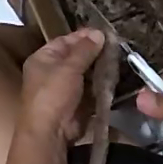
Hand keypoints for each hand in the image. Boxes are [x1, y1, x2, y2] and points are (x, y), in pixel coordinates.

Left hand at [18, 28, 105, 142]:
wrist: (51, 131)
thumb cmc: (53, 94)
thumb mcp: (68, 67)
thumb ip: (85, 50)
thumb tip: (99, 33)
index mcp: (43, 58)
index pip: (64, 41)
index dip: (83, 36)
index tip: (104, 32)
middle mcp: (52, 71)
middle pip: (76, 56)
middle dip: (95, 52)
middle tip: (116, 45)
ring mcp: (64, 88)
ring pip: (85, 72)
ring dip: (100, 67)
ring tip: (119, 58)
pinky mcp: (76, 102)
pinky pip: (91, 87)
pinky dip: (101, 83)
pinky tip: (115, 76)